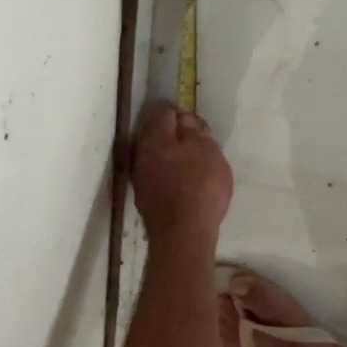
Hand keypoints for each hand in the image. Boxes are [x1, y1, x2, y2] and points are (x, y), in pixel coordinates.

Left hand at [130, 101, 231, 240]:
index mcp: (154, 136)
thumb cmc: (200, 186)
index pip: (163, 111)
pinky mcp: (144, 198)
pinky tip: (183, 185)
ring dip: (170, 156)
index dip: (182, 113)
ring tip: (193, 166)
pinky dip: (168, 174)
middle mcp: (140, 153)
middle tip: (198, 145)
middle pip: (155, 134)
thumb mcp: (207, 150)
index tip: (198, 126)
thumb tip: (183, 120)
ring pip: (154, 156)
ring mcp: (139, 177)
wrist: (182, 235)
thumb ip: (194, 131)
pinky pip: (156, 176)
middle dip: (174, 135)